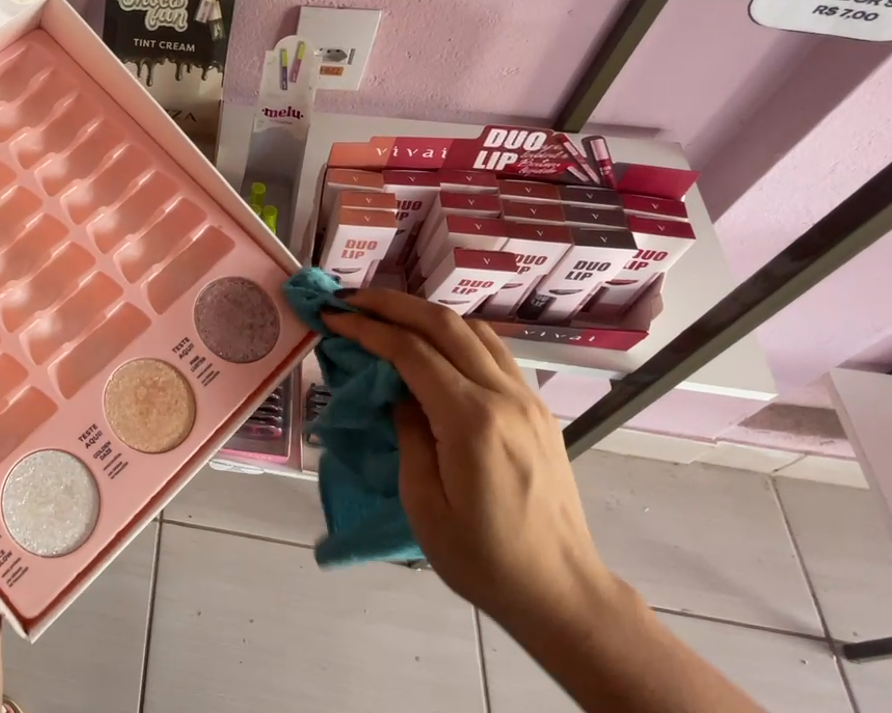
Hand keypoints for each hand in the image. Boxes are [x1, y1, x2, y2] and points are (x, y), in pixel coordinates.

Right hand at [322, 289, 616, 629]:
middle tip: (349, 299)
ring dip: (424, 313)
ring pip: (472, 329)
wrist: (560, 591)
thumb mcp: (424, 502)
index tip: (331, 316)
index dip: (367, 328)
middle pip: (443, 323)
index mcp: (472, 420)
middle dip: (391, 304)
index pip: (411, 351)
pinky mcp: (537, 409)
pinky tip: (430, 345)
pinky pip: (492, 351)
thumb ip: (408, 434)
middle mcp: (504, 396)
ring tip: (385, 316)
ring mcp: (527, 399)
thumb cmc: (482, 558)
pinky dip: (454, 334)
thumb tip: (398, 393)